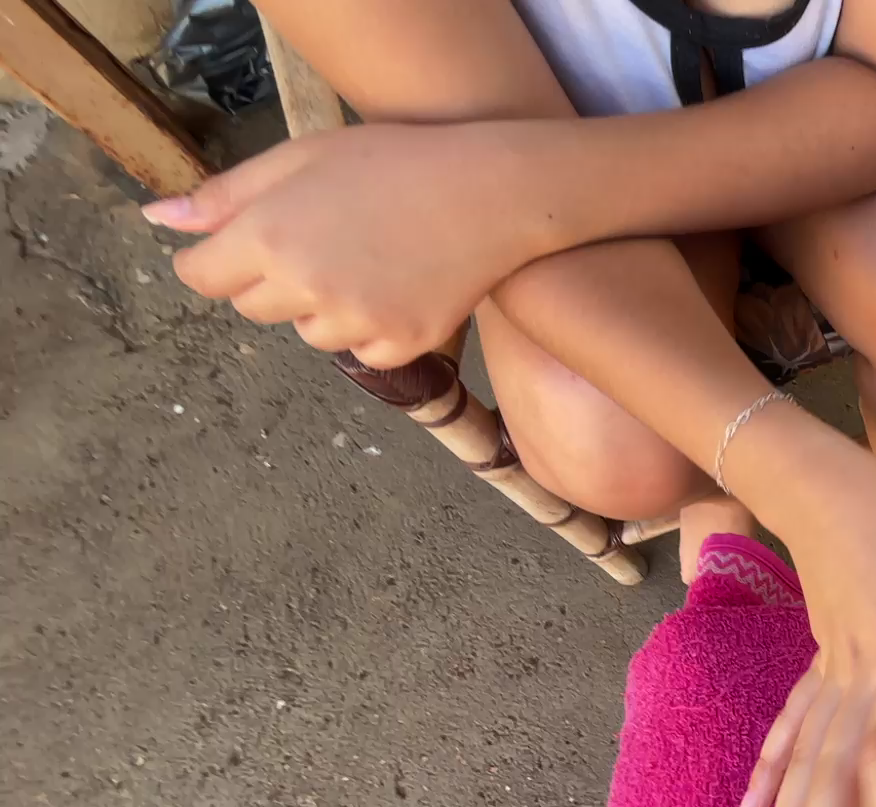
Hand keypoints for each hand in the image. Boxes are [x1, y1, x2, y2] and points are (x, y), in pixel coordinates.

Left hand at [145, 123, 538, 367]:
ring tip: (370, 274)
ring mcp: (363, 319)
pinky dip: (376, 336)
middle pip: (258, 310)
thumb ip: (228, 196)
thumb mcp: (301, 159)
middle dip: (278, 286)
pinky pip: (369, 355)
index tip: (255, 250)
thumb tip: (163, 221)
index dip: (221, 263)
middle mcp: (308, 286)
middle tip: (328, 252)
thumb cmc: (395, 164)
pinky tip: (400, 298)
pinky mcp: (409, 341)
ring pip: (315, 335)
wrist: (490, 196)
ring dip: (328, 313)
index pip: (202, 277)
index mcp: (267, 236)